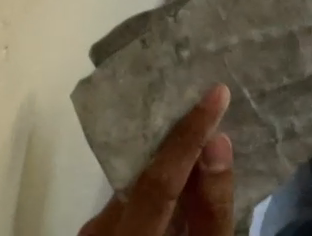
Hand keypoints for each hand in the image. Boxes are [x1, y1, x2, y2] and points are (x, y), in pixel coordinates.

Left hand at [80, 85, 234, 235]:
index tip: (218, 91)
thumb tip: (217, 144)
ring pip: (134, 182)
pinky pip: (129, 197)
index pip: (158, 178)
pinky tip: (180, 170)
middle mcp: (98, 233)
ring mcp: (93, 235)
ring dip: (169, 158)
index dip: (190, 133)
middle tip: (209, 97)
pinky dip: (156, 181)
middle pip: (142, 175)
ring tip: (200, 122)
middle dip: (179, 137)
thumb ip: (212, 211)